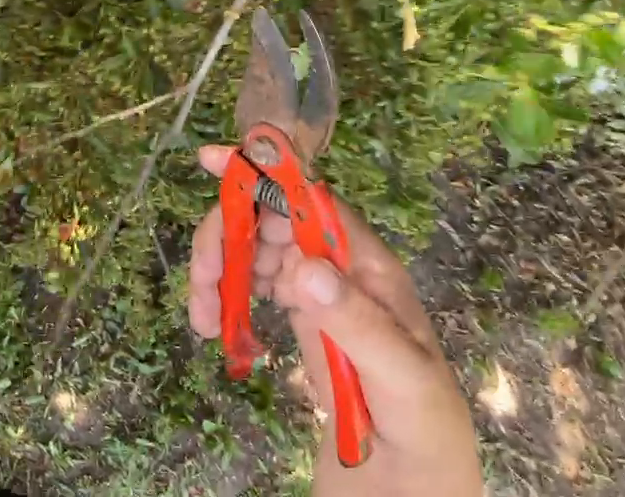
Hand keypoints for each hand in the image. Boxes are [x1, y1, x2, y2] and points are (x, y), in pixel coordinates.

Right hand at [187, 145, 482, 496]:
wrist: (410, 494)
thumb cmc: (422, 438)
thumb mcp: (403, 385)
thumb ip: (359, 324)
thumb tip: (305, 265)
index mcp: (371, 269)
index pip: (311, 202)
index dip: (264, 176)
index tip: (212, 161)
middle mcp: (341, 269)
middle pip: (267, 221)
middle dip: (226, 239)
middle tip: (202, 284)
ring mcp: (317, 291)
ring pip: (251, 249)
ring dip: (217, 272)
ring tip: (204, 321)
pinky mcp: (299, 314)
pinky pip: (250, 282)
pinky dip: (224, 295)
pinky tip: (218, 327)